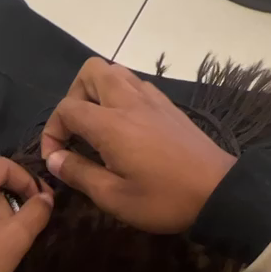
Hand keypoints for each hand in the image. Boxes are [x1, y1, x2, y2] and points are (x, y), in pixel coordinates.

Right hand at [39, 57, 235, 233]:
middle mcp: (129, 102)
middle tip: (75, 131)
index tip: (55, 159)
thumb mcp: (114, 197)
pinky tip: (123, 128)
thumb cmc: (163, 199)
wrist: (218, 192)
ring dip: (97, 93)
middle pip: (90, 72)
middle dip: (73, 97)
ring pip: (115, 72)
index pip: (67, 109)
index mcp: (111, 124)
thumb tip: (54, 159)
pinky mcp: (167, 106)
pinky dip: (120, 97)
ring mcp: (151, 99)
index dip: (52, 132)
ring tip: (96, 127)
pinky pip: (135, 85)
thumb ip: (80, 174)